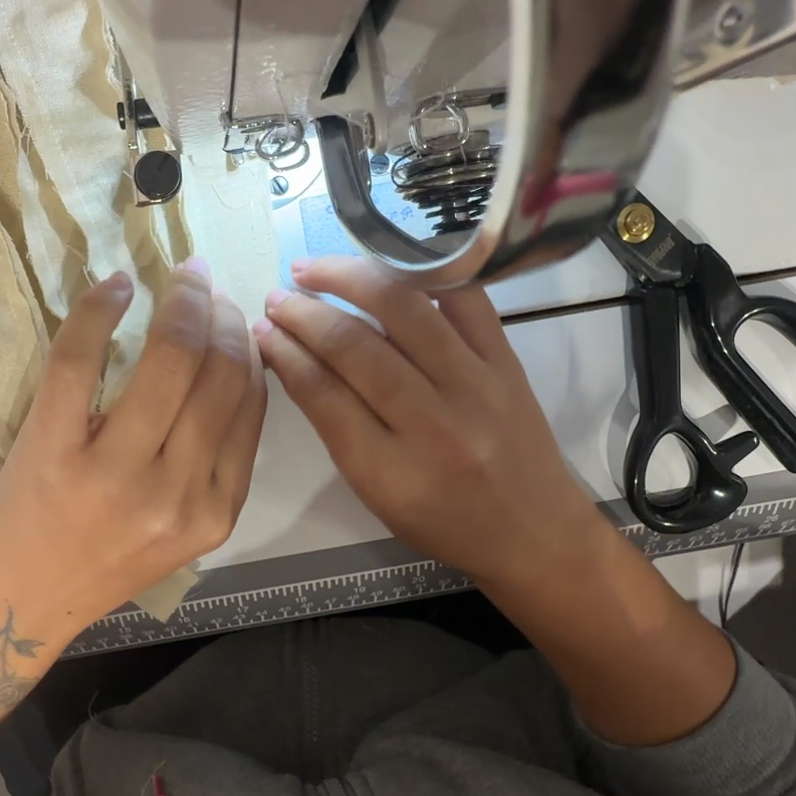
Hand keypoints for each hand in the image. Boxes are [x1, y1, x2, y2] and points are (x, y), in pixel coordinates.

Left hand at [0, 259, 266, 640]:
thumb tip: (236, 366)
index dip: (246, 349)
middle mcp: (175, 492)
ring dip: (180, 303)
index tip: (236, 320)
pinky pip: (81, 361)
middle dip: (221, 316)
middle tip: (208, 287)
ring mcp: (113, 471)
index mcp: (214, 510)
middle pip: (218, 375)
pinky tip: (117, 287)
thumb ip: (218, 461)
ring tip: (181, 280)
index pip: (249, 406)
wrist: (27, 597)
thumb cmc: (108, 558)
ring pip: (168, 361)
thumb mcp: (186, 525)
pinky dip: (100, 310)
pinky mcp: (53, 448)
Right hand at [254, 256, 603, 591]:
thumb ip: (335, 425)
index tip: (262, 329)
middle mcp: (433, 424)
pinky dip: (421, 273)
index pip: (324, 394)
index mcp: (390, 470)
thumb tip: (294, 358)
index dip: (285, 354)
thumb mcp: (375, 492)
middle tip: (278, 297)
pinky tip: (385, 264)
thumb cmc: (442, 521)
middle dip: (306, 314)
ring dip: (351, 279)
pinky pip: (463, 299)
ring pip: (405, 311)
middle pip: (356, 348)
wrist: (533, 531)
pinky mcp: (506, 361)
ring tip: (314, 269)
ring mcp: (476, 385)